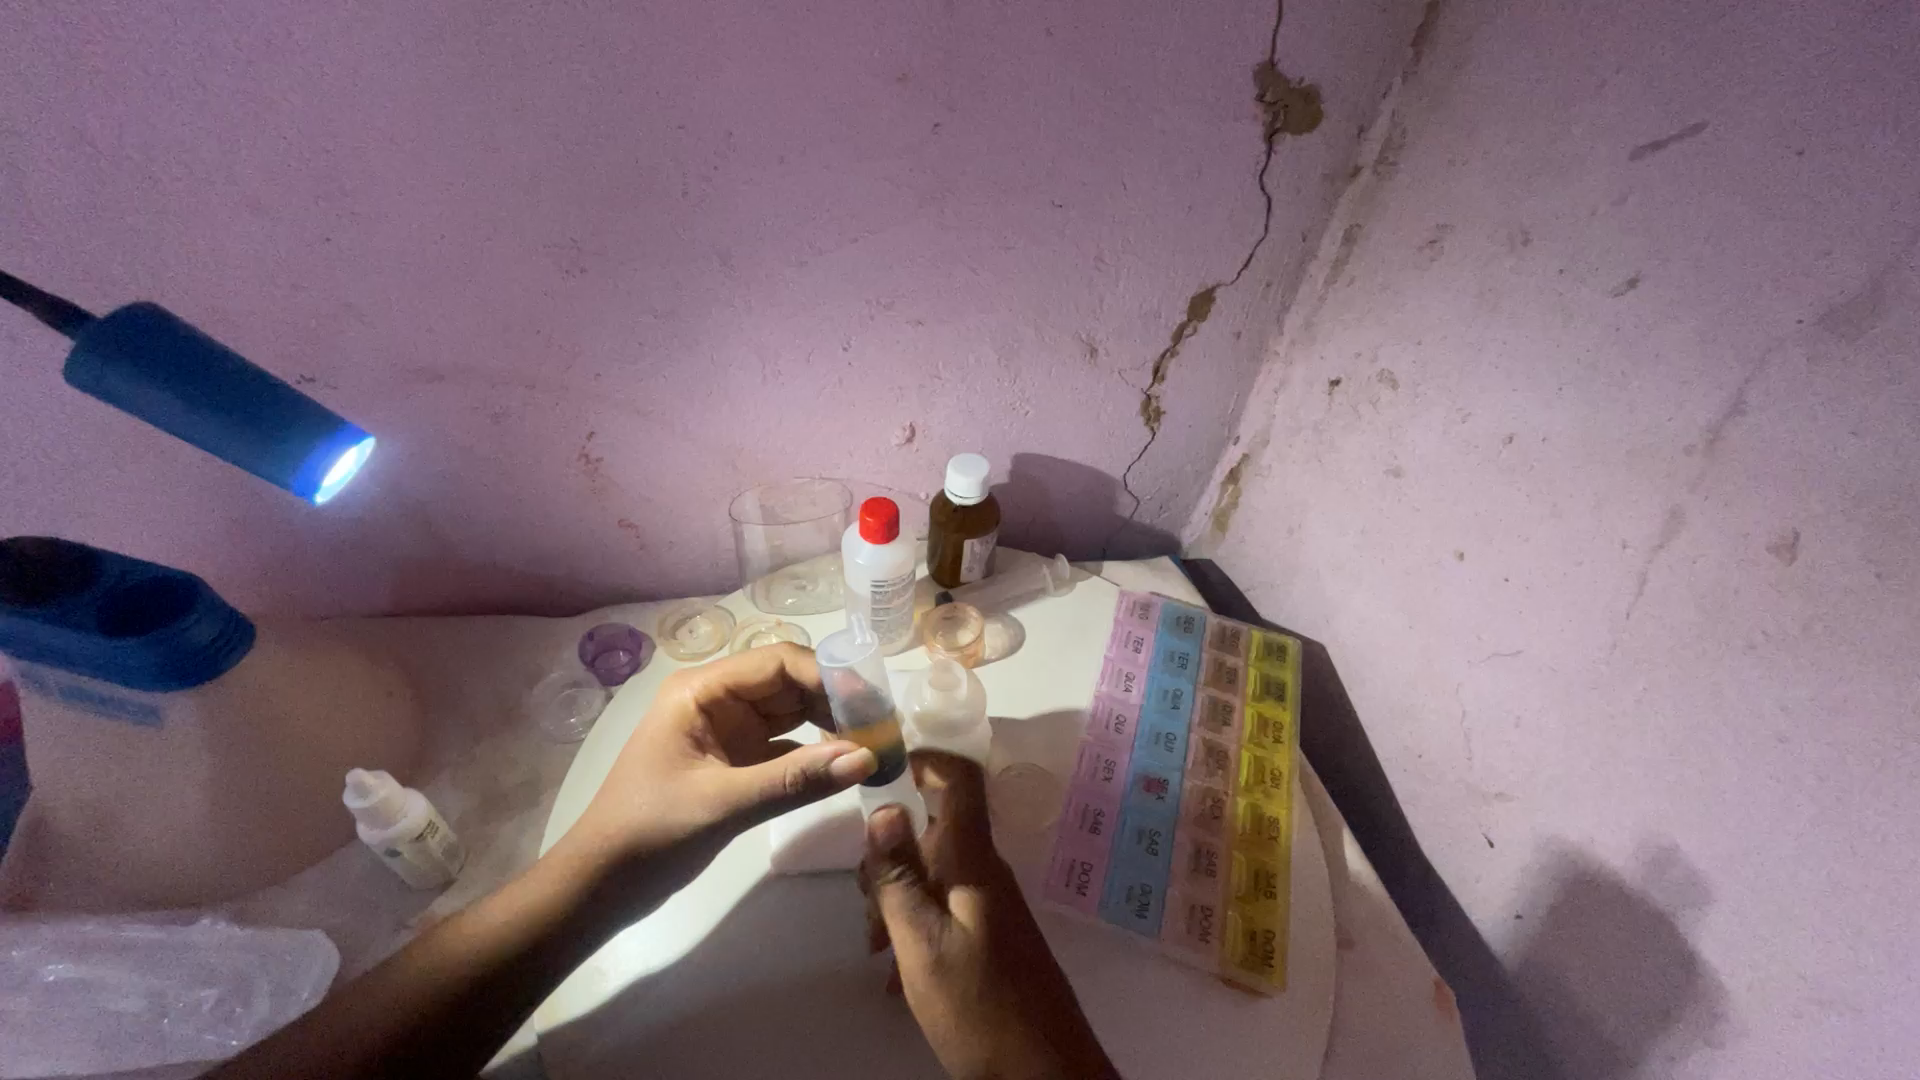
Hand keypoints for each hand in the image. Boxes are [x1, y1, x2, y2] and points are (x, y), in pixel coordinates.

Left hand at [549, 643, 876, 881]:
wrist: (598, 887)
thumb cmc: (649, 834)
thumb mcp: (724, 804)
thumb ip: (796, 779)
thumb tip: (867, 758)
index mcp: (703, 690)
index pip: (779, 662)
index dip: (829, 677)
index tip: (872, 704)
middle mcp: (718, 700)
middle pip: (791, 683)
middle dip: (837, 700)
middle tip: (882, 727)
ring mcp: (728, 729)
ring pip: (793, 712)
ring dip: (831, 725)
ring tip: (873, 743)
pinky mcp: (736, 759)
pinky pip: (787, 743)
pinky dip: (817, 751)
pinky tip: (845, 763)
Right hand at [862, 753, 1118, 1079]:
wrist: (1044, 1073)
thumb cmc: (979, 1005)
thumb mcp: (921, 944)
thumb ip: (900, 876)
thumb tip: (884, 806)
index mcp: (972, 860)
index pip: (959, 780)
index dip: (924, 759)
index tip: (881, 768)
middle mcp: (983, 869)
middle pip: (930, 827)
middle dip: (888, 852)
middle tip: (865, 901)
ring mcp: (987, 901)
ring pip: (930, 869)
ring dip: (895, 895)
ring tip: (873, 947)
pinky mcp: (987, 931)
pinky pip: (942, 903)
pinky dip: (912, 923)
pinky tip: (892, 968)